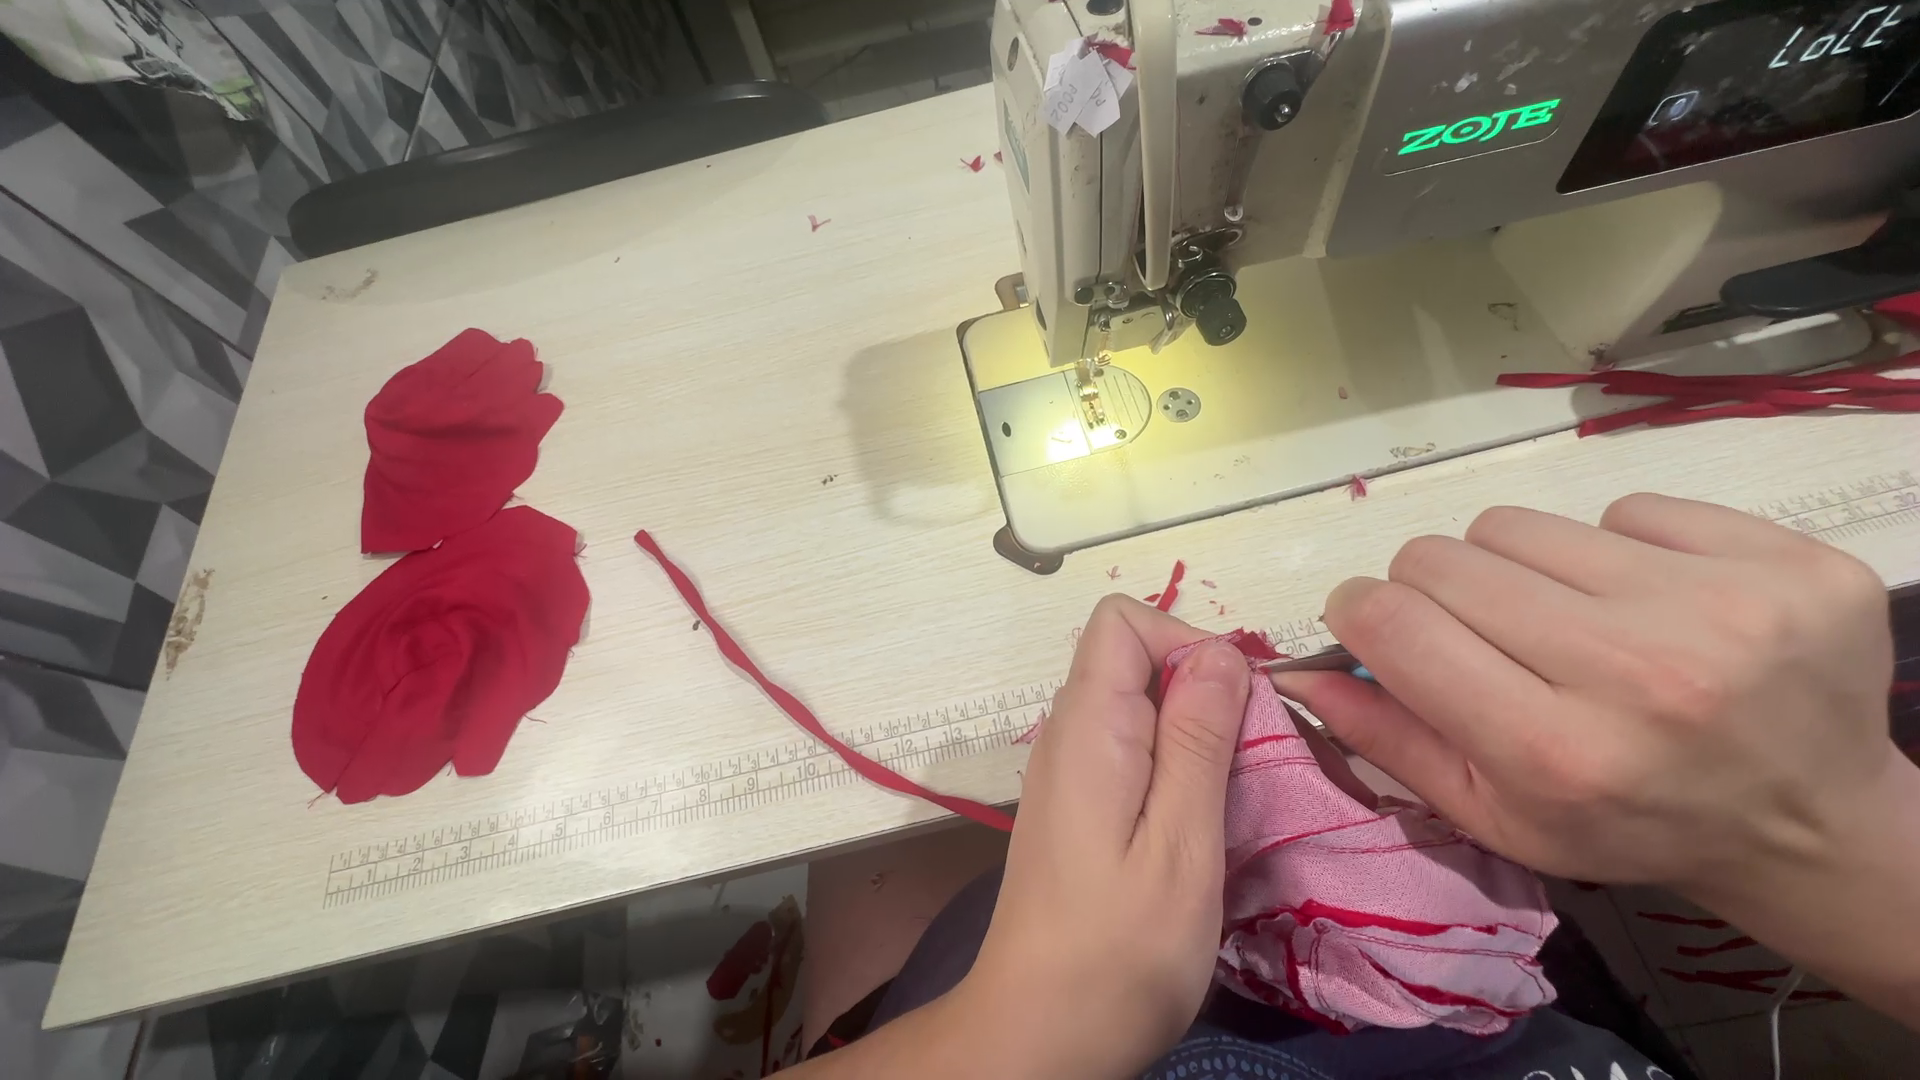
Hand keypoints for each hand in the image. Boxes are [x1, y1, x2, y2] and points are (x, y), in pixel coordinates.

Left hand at [956, 595, 1250, 1078]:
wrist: (1042, 1026)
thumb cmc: (1120, 946)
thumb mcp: (1182, 840)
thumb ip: (1198, 737)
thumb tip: (1219, 649)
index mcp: (1088, 723)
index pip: (1121, 620)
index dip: (1183, 641)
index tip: (1232, 707)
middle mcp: (1067, 730)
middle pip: (1131, 657)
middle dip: (1198, 689)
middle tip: (1241, 763)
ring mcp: (1067, 765)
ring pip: (1135, 702)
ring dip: (1191, 731)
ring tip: (1223, 798)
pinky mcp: (1076, 799)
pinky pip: (1127, 745)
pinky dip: (1170, 763)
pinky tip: (1191, 821)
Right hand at [1272, 493, 1900, 893]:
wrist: (1816, 826)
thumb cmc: (1620, 824)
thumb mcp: (1485, 812)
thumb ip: (1382, 737)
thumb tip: (1295, 673)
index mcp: (1552, 749)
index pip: (1391, 621)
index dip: (1357, 609)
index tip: (1372, 621)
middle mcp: (1635, 671)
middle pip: (1438, 559)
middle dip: (1429, 590)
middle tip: (1475, 633)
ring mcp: (1720, 606)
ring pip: (1512, 524)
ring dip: (1509, 566)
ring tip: (1559, 618)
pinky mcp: (1787, 562)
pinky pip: (1620, 509)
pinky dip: (1608, 550)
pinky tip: (1644, 603)